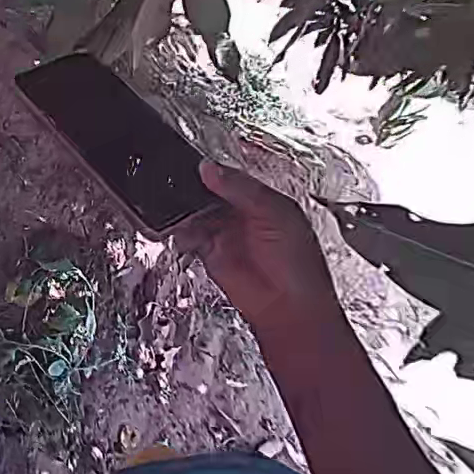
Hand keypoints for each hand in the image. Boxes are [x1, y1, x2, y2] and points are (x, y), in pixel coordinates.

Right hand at [181, 160, 339, 328]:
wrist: (286, 306)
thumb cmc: (297, 264)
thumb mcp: (275, 214)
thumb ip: (242, 190)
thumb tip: (210, 169)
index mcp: (262, 200)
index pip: (231, 177)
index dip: (214, 171)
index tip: (196, 166)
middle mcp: (241, 215)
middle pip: (208, 194)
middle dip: (193, 190)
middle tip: (179, 186)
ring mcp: (223, 233)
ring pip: (194, 213)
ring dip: (183, 211)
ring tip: (175, 208)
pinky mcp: (208, 252)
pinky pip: (187, 236)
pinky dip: (179, 232)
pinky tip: (180, 230)